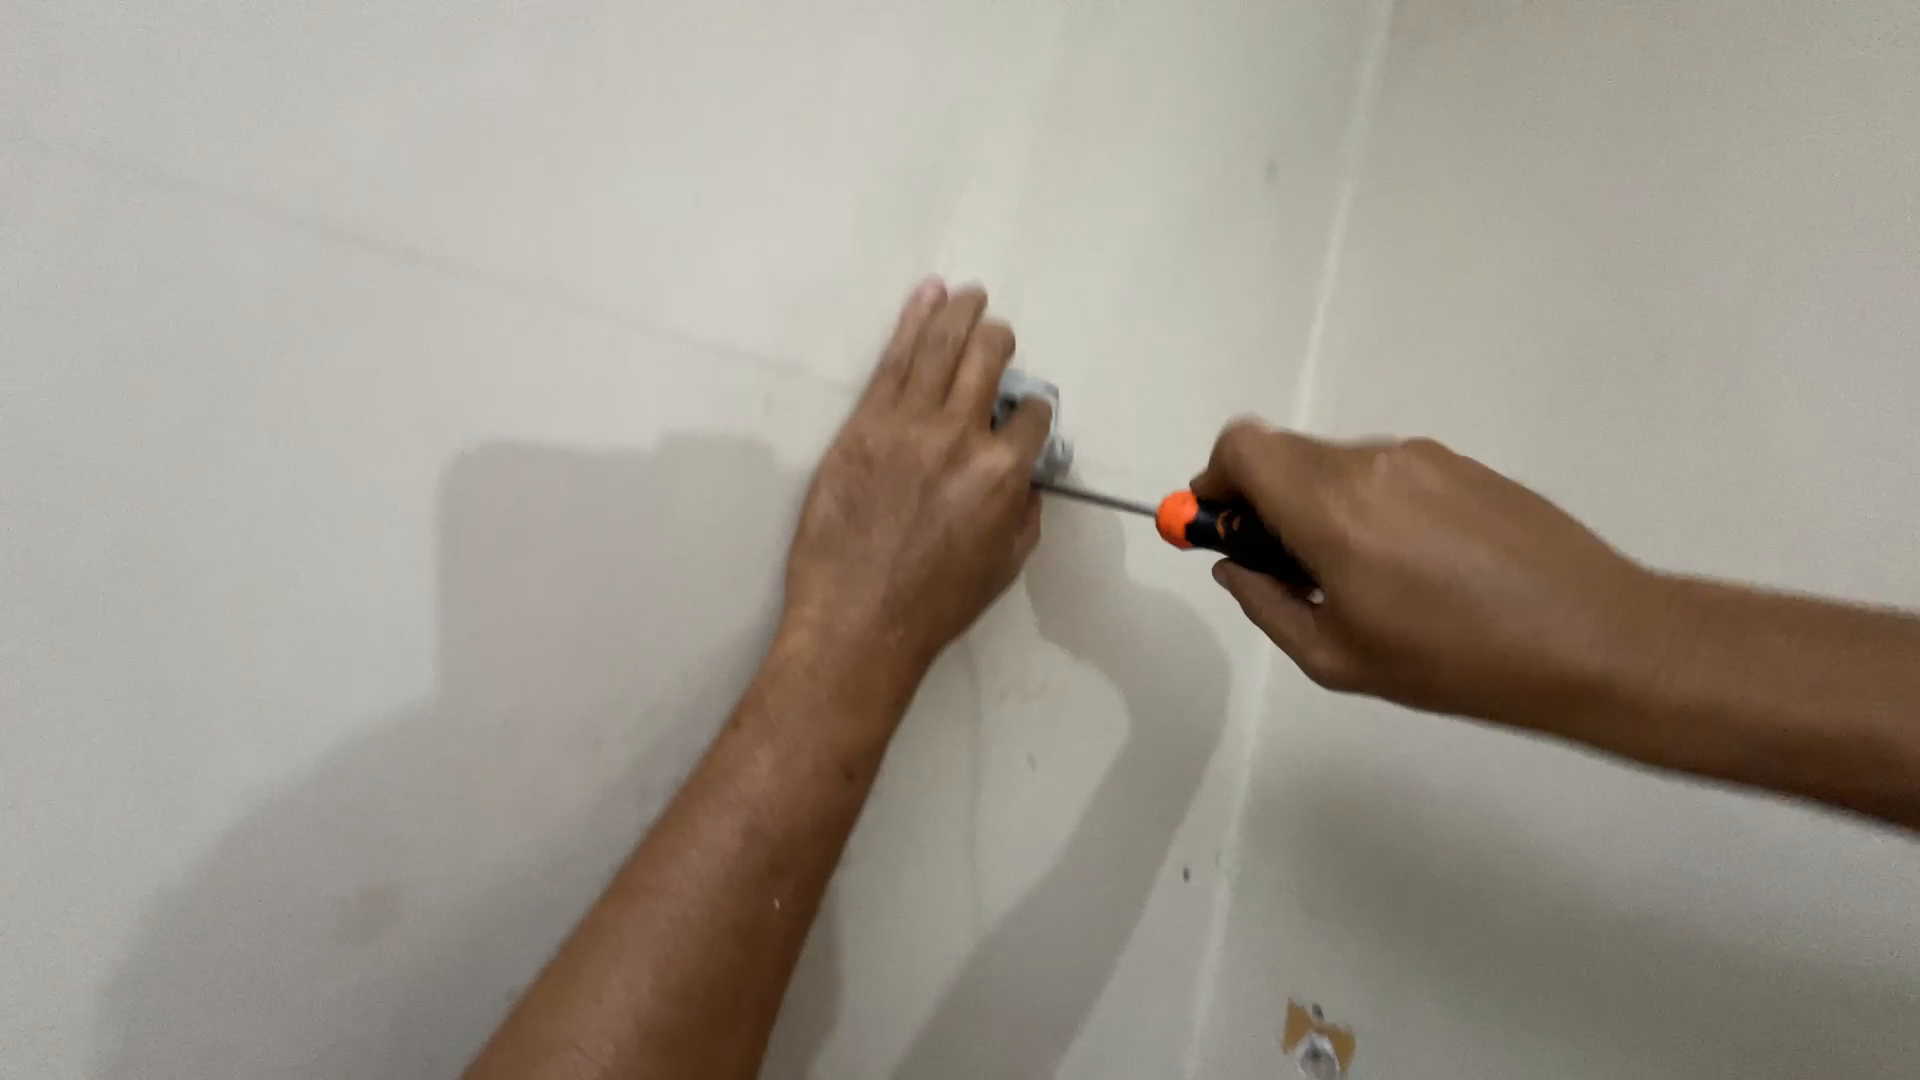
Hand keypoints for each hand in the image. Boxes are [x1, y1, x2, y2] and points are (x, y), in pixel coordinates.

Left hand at [783, 280, 1052, 672]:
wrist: (858, 619)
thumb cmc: (936, 603)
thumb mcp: (1005, 566)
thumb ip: (1025, 513)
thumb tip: (1026, 480)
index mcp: (1003, 474)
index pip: (1031, 415)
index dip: (1031, 410)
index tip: (1019, 413)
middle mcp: (961, 436)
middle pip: (988, 361)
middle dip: (999, 339)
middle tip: (997, 330)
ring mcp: (908, 425)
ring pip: (940, 348)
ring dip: (959, 312)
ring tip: (968, 293)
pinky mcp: (863, 425)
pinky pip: (892, 361)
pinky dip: (911, 323)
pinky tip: (924, 298)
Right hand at [1194, 421, 1663, 725]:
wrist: (1600, 641)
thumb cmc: (1454, 662)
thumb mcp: (1334, 657)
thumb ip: (1265, 602)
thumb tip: (1234, 565)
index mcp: (1331, 508)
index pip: (1241, 448)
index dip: (1215, 479)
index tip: (1222, 526)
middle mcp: (1370, 463)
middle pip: (1280, 454)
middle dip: (1260, 500)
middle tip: (1284, 563)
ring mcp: (1419, 457)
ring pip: (1330, 463)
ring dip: (1314, 503)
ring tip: (1358, 572)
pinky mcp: (1460, 463)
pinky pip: (1381, 471)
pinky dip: (1363, 502)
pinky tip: (1409, 561)